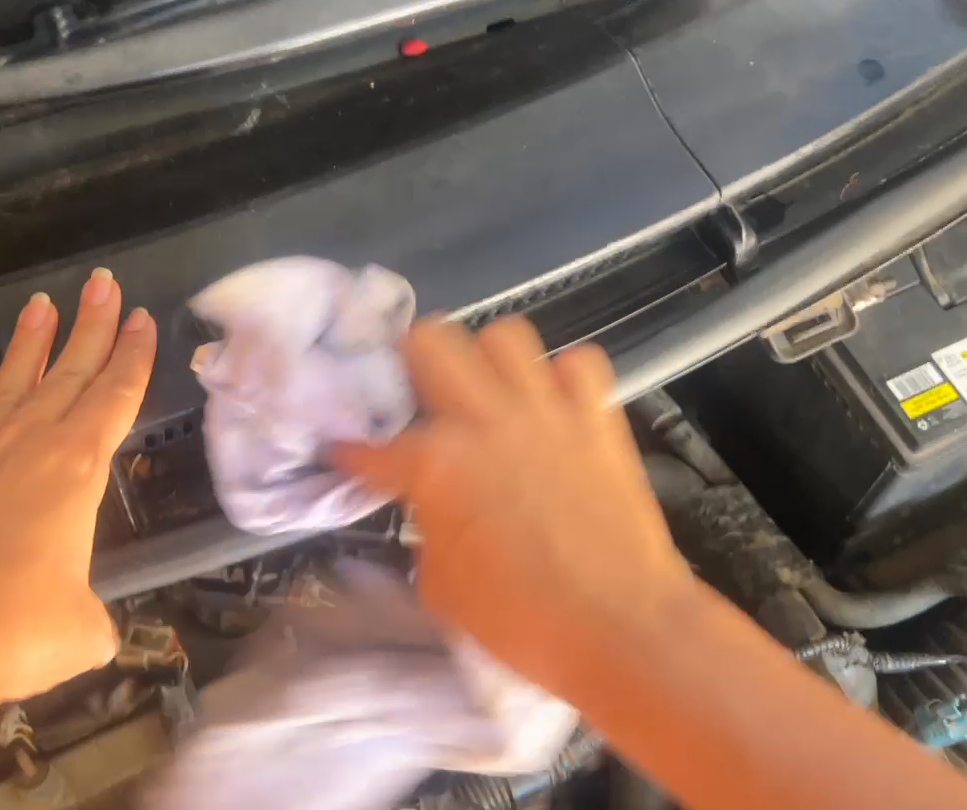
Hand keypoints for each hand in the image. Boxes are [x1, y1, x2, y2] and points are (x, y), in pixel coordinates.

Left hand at [0, 267, 157, 705]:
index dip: (132, 356)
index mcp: (77, 467)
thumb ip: (90, 620)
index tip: (139, 317)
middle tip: (102, 281)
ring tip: (40, 302)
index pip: (115, 395)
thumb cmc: (13, 631)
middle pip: (70, 371)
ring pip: (8, 382)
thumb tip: (92, 636)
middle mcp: (27, 444)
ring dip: (27, 344)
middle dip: (91, 325)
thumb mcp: (78, 630)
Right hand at [333, 316, 693, 695]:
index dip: (349, 451)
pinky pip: (578, 364)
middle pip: (430, 340)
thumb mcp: (440, 586)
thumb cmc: (522, 622)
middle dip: (409, 358)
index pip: (371, 447)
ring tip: (486, 389)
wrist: (624, 631)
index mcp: (435, 464)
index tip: (342, 452)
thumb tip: (431, 509)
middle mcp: (485, 419)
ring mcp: (545, 411)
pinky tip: (551, 404)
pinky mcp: (597, 419)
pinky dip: (561, 377)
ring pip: (504, 335)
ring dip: (487, 358)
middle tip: (415, 389)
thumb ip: (426, 528)